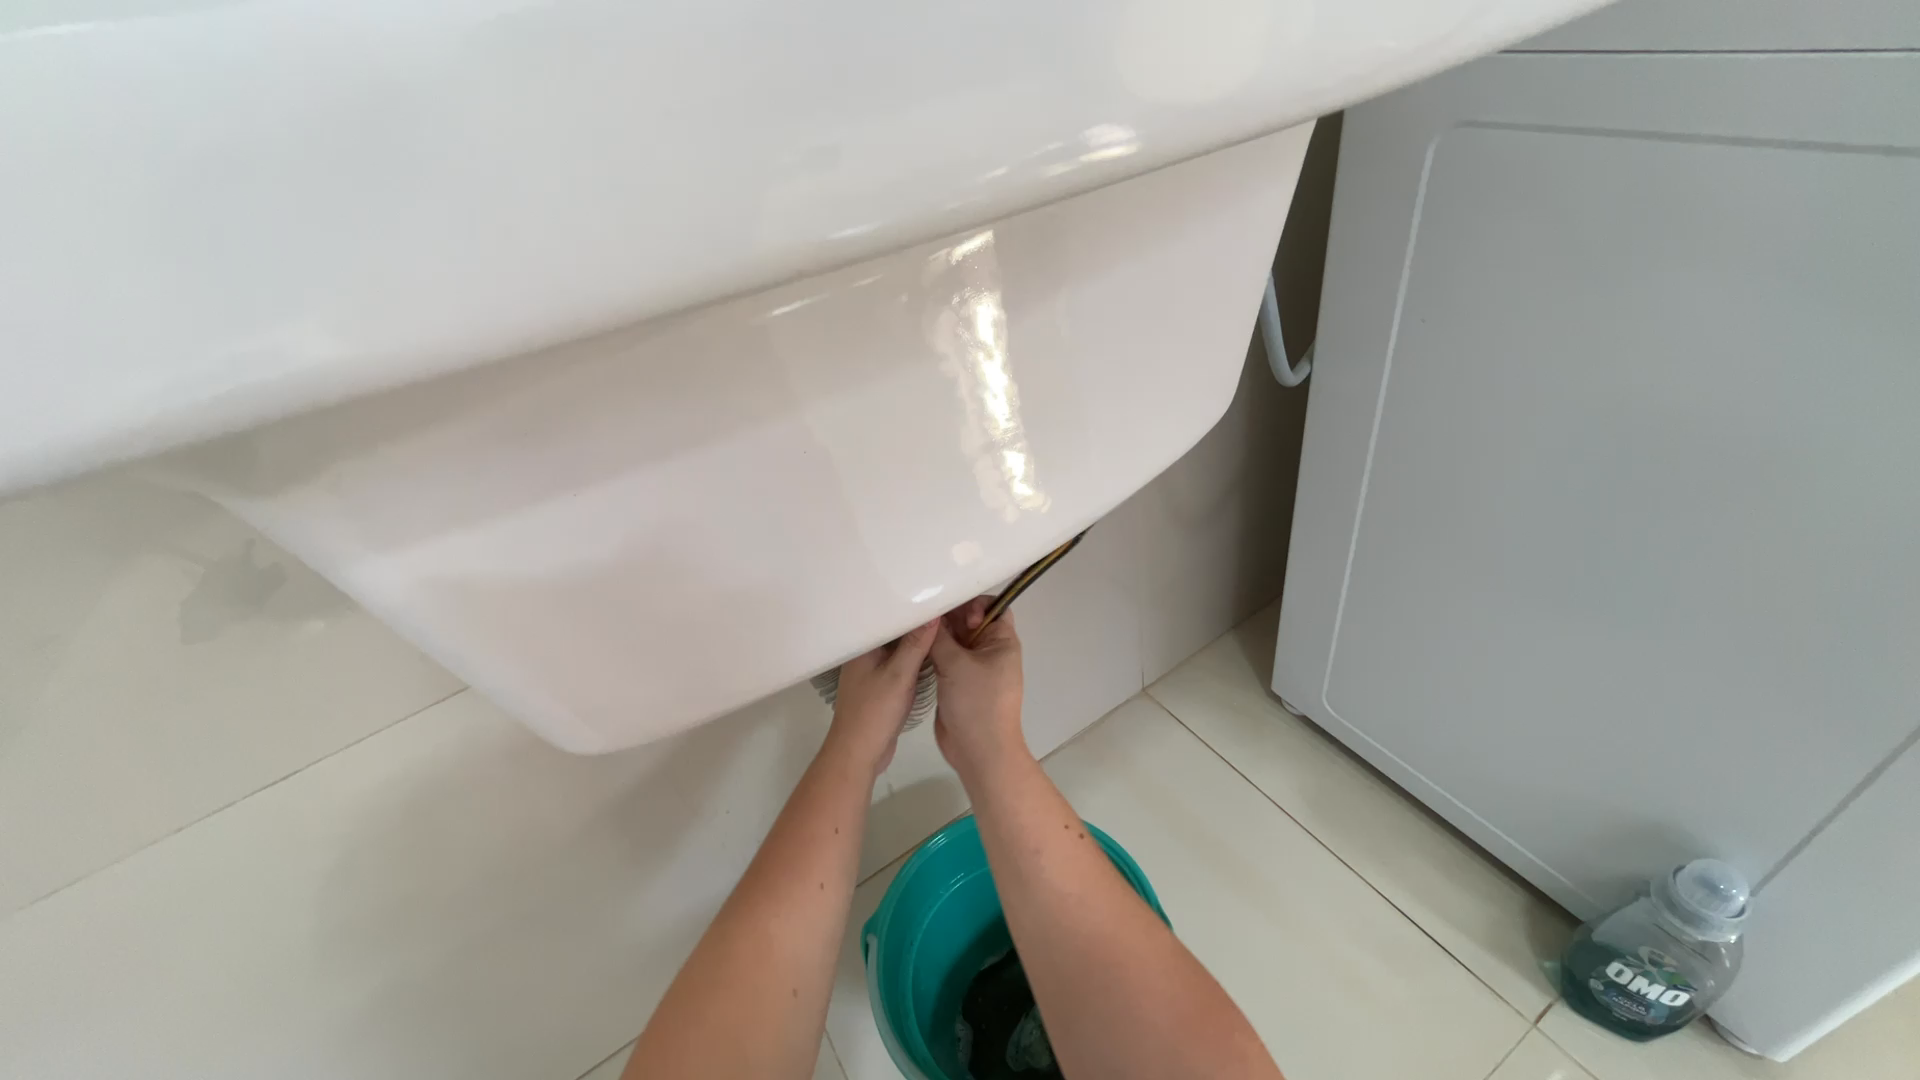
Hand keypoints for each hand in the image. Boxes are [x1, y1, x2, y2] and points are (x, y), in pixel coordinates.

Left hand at [826, 620, 938, 778]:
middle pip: (896, 632)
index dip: (913, 607)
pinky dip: (915, 661)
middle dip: (919, 624)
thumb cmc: (875, 711)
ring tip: (947, 628)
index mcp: (865, 646)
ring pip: (900, 650)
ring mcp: (874, 671)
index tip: (937, 597)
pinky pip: (901, 666)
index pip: (890, 617)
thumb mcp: (899, 674)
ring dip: (919, 643)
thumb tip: (934, 613)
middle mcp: (867, 654)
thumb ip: (916, 644)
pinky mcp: (882, 686)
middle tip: (949, 610)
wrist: (859, 753)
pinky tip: (933, 656)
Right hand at [929, 596, 1026, 785]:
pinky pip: (944, 657)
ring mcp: (972, 666)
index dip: (973, 604)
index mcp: (1001, 641)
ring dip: (937, 635)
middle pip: (969, 621)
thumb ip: (940, 637)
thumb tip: (927, 616)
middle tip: (924, 617)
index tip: (953, 613)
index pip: (992, 607)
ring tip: (913, 628)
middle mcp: (989, 650)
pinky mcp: (956, 681)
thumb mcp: (957, 664)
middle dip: (948, 616)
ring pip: (954, 640)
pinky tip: (912, 646)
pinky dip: (931, 651)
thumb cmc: (977, 703)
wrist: (979, 751)